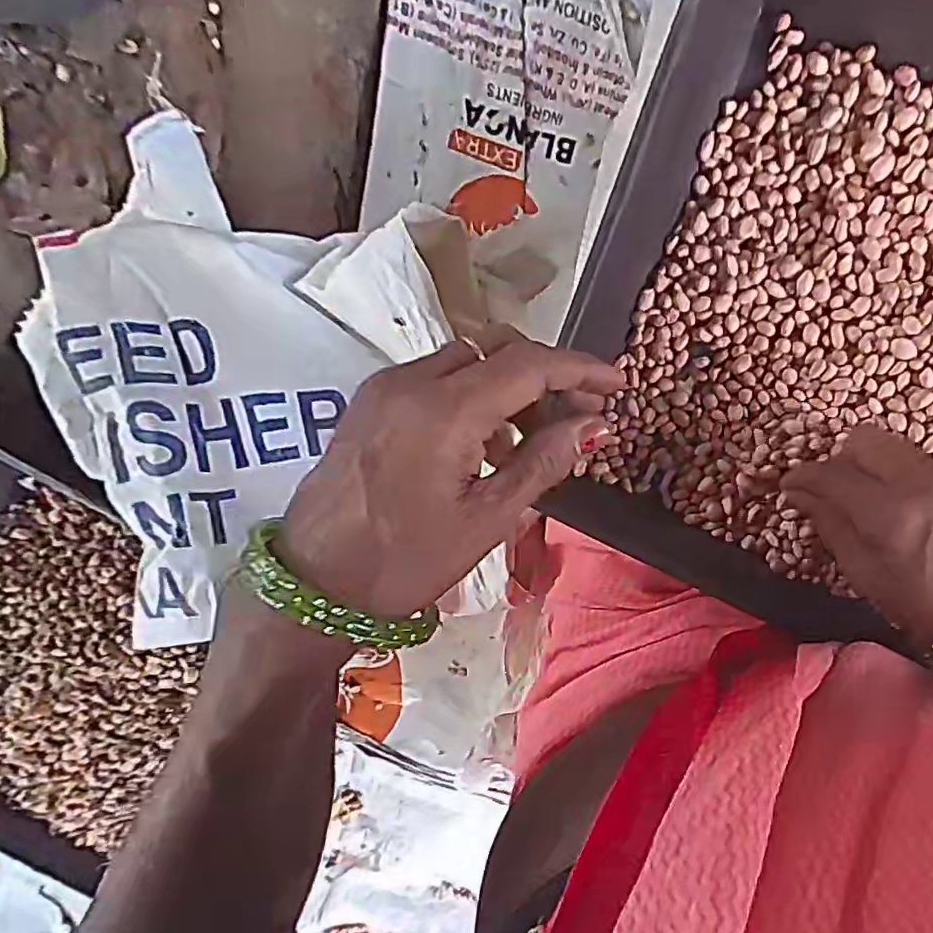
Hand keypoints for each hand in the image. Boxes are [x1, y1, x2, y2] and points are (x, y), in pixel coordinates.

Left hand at [279, 339, 621, 618]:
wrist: (314, 585)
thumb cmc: (407, 560)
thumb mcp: (488, 517)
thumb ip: (546, 461)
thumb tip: (596, 425)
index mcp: (442, 411)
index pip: (528, 364)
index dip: (581, 369)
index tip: (618, 383)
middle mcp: (410, 381)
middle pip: (499, 347)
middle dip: (550, 373)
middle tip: (582, 414)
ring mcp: (386, 387)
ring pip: (470, 359)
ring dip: (515, 386)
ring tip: (539, 439)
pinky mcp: (373, 401)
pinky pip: (441, 378)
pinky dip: (480, 396)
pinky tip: (493, 444)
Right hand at [781, 426, 932, 645]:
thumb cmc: (917, 603)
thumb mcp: (862, 572)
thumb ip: (829, 524)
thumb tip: (800, 494)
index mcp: (890, 515)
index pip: (834, 475)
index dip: (804, 476)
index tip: (789, 484)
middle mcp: (917, 483)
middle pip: (861, 440)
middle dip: (837, 459)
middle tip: (827, 487)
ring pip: (887, 443)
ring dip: (864, 461)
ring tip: (858, 492)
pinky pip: (909, 456)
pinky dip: (889, 469)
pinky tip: (888, 497)